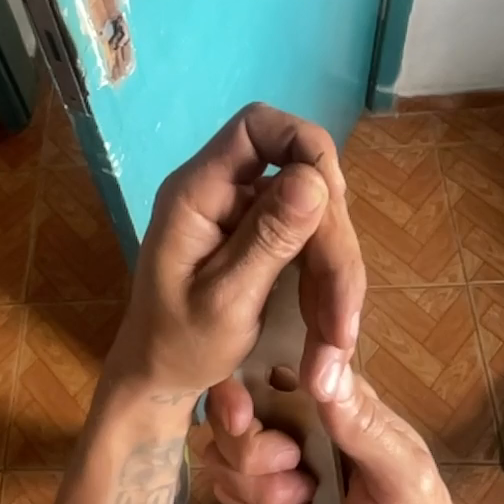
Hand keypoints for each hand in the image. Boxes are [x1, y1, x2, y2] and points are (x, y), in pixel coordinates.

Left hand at [105, 103, 365, 405]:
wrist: (159, 377)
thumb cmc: (177, 346)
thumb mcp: (226, 300)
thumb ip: (268, 239)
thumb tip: (314, 179)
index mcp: (197, 193)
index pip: (255, 127)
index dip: (303, 144)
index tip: (335, 199)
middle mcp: (222, 192)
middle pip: (302, 180)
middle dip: (332, 245)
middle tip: (344, 318)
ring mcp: (243, 214)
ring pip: (315, 216)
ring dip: (336, 275)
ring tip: (337, 340)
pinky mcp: (260, 238)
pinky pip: (309, 242)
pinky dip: (326, 283)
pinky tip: (330, 328)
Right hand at [205, 364, 465, 503]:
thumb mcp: (400, 466)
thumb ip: (360, 421)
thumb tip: (320, 370)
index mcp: (320, 386)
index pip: (256, 364)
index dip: (233, 389)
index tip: (244, 421)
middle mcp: (285, 410)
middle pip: (223, 415)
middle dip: (252, 455)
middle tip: (298, 472)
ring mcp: (266, 450)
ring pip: (218, 456)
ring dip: (259, 491)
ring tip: (307, 499)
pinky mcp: (255, 489)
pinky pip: (226, 494)